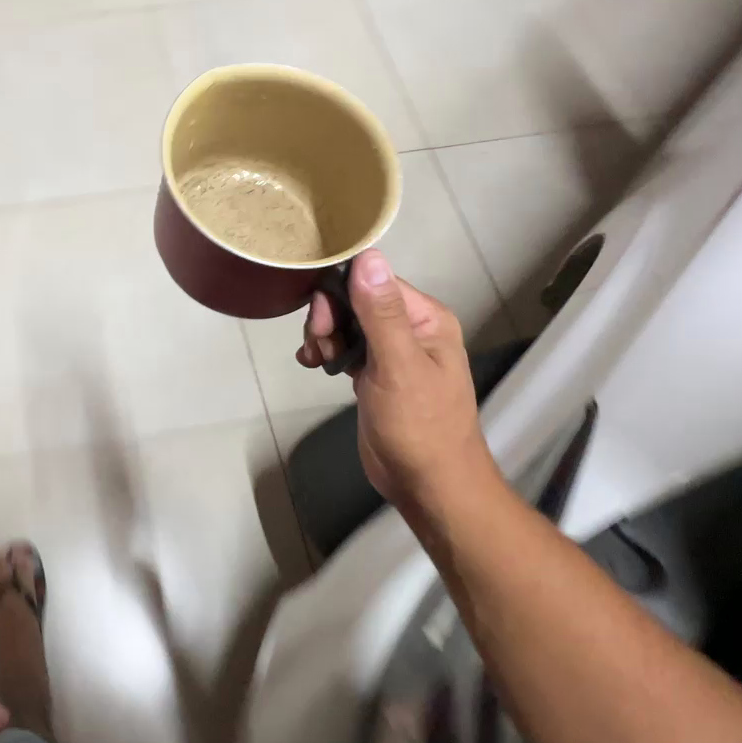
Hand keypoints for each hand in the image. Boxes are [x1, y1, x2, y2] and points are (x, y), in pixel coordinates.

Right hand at [297, 250, 492, 503]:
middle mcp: (411, 329)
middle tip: (320, 346)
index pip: (374, 281)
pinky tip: (313, 364)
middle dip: (330, 317)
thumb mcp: (398, 366)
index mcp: (426, 319)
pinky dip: (326, 351)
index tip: (322, 321)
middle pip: (356, 299)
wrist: (428, 486)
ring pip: (347, 323)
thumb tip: (368, 256)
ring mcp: (392, 353)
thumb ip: (381, 313)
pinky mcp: (375, 375)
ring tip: (318, 359)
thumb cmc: (419, 427)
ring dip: (325, 335)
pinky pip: (345, 347)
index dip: (342, 294)